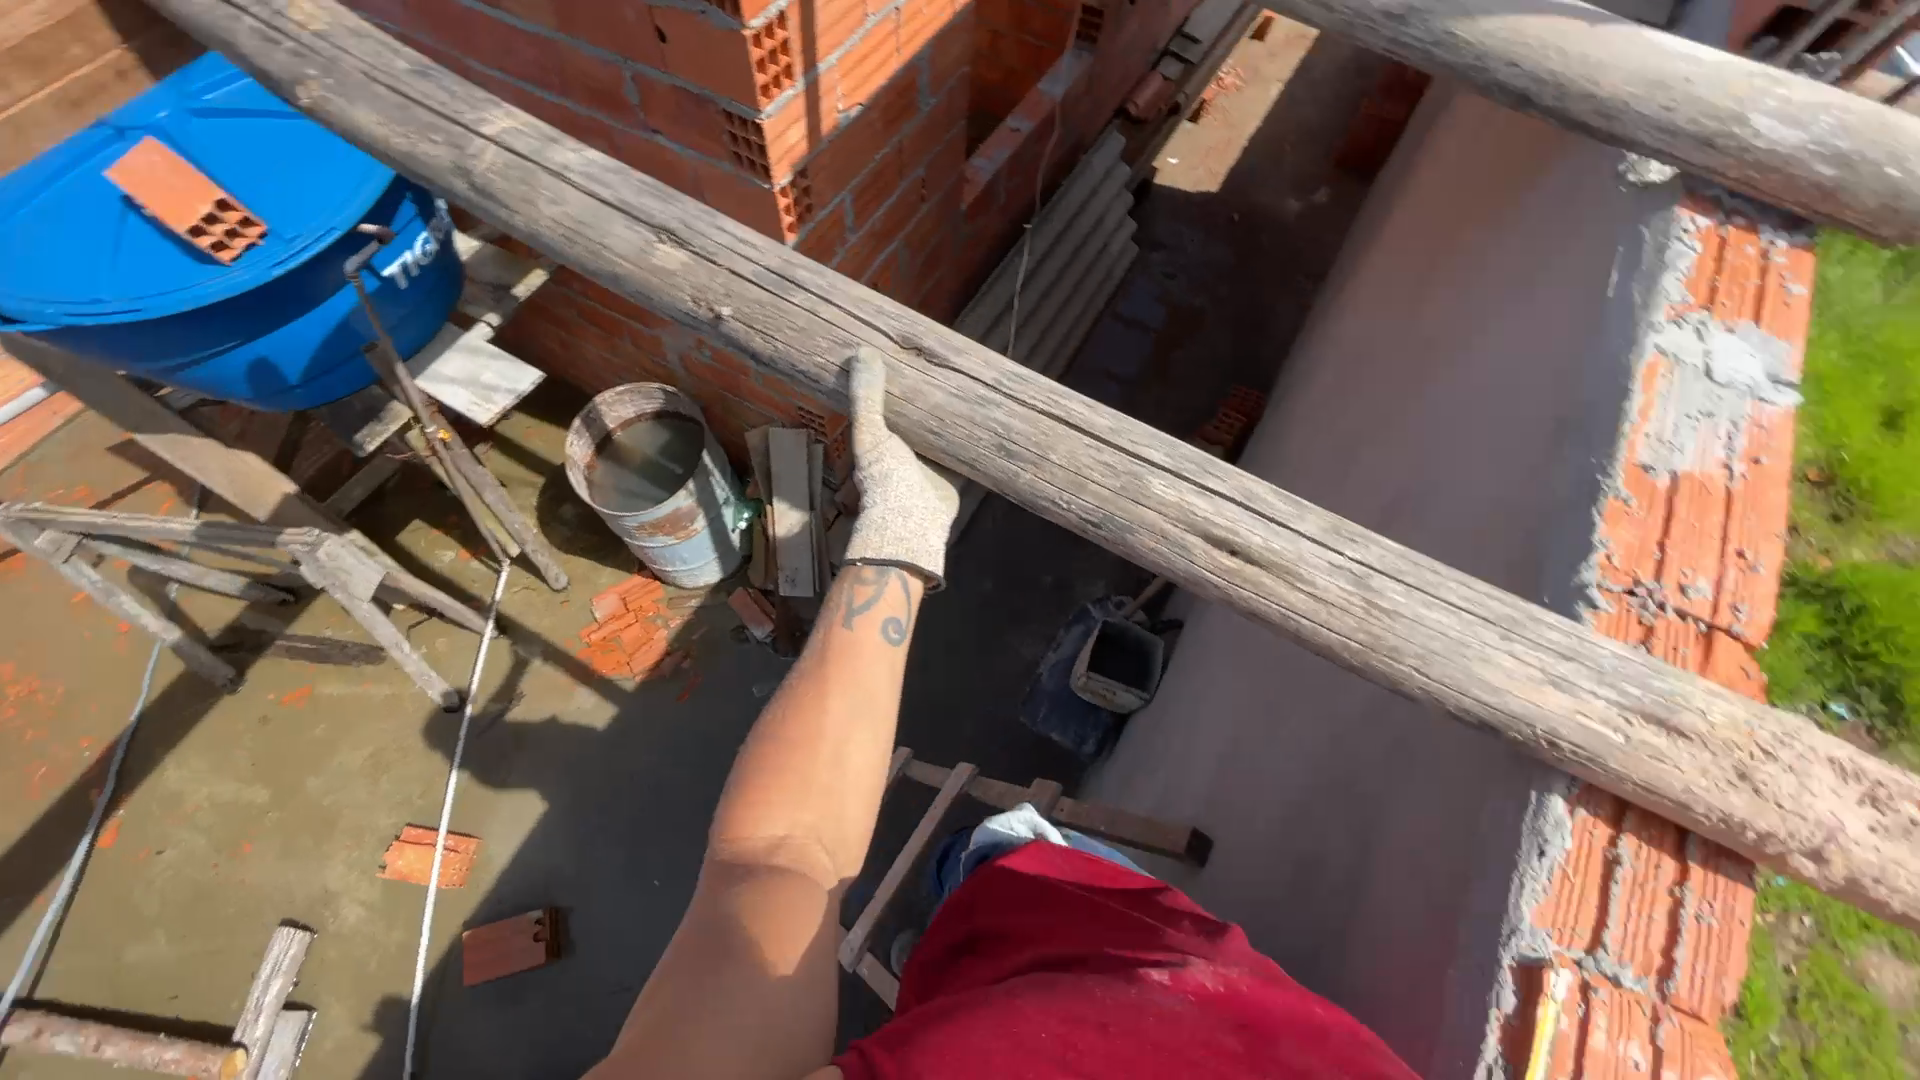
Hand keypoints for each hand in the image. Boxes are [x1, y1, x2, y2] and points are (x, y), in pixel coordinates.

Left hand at [841, 346, 959, 588]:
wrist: (911, 520)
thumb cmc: (884, 476)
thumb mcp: (870, 431)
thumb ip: (866, 396)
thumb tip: (863, 351)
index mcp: (883, 437)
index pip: (891, 403)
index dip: (899, 383)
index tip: (912, 357)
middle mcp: (907, 448)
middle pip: (923, 416)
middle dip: (933, 397)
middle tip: (949, 365)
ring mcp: (933, 461)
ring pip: (946, 431)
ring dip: (957, 415)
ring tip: (973, 383)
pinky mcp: (956, 472)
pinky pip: (969, 450)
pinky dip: (977, 437)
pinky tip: (990, 414)